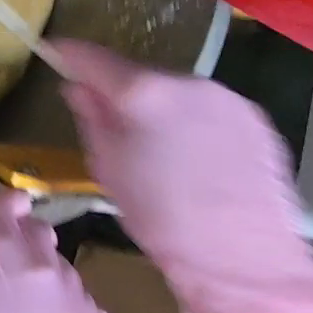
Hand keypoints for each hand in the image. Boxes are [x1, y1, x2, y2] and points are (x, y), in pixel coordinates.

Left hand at [0, 193, 112, 312]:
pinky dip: (9, 208)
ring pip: (39, 234)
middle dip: (40, 278)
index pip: (92, 310)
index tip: (40, 311)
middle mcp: (59, 279)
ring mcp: (24, 244)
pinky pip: (13, 202)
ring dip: (23, 244)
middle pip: (63, 268)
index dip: (65, 309)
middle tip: (7, 288)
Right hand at [50, 39, 312, 312]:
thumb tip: (79, 88)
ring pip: (177, 94)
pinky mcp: (256, 119)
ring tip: (160, 151)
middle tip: (111, 124)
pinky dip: (195, 125)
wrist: (243, 258)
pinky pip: (210, 111)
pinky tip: (196, 162)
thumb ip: (91, 118)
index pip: (93, 57)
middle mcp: (187, 81)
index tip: (56, 54)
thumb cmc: (160, 217)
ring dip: (161, 110)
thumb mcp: (107, 169)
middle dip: (121, 93)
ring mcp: (227, 97)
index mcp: (143, 93)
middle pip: (140, 76)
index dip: (69, 54)